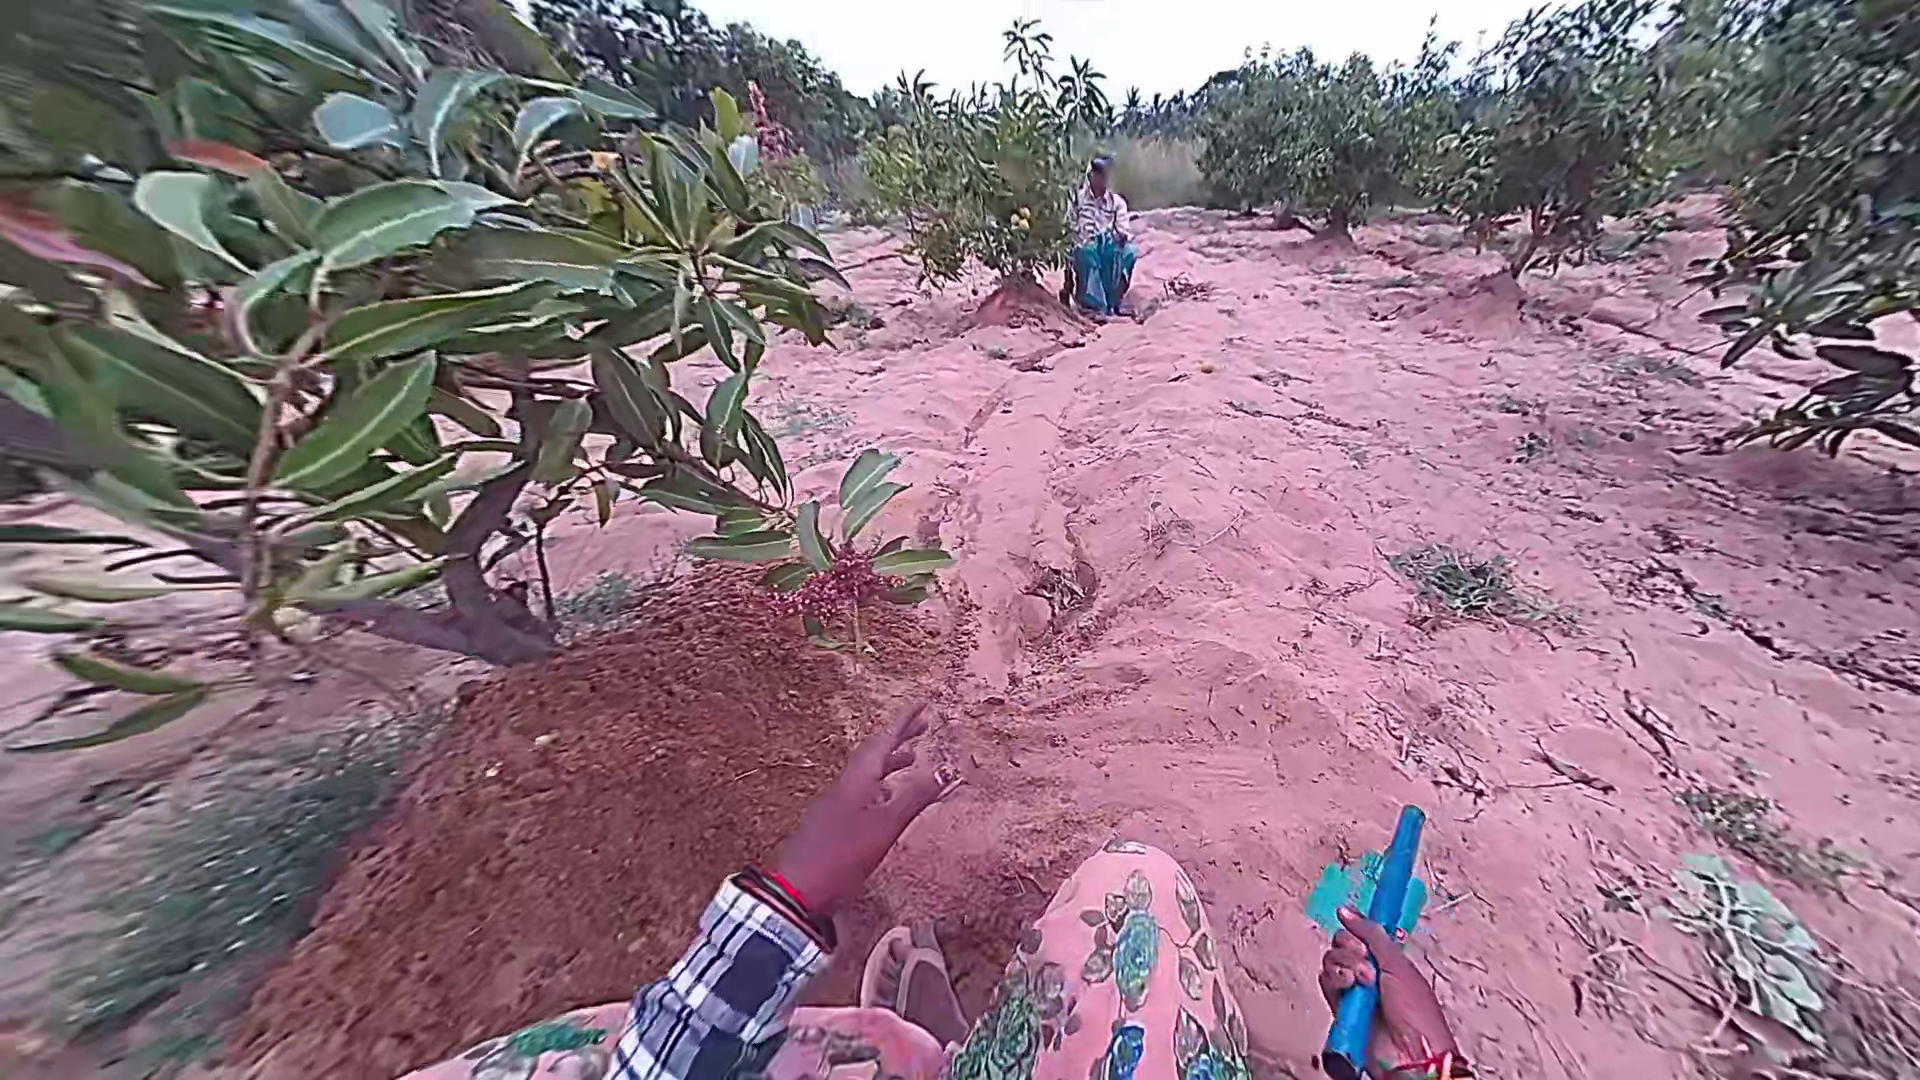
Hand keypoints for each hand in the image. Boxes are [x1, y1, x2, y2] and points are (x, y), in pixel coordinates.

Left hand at [771, 701, 957, 913]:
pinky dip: (882, 785)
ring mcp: (838, 802)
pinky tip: (888, 798)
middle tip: (923, 728)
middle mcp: (848, 783)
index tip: (922, 703)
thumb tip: (948, 768)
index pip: (886, 740)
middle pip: (876, 752)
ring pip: (869, 772)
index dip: (905, 721)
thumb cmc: (842, 855)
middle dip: (901, 738)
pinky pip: (863, 791)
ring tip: (912, 760)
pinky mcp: (834, 820)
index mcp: (859, 778)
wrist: (796, 890)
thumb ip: (916, 797)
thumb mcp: (886, 825)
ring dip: (891, 762)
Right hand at [1319, 907, 1456, 1075]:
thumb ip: (1372, 935)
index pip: (1359, 935)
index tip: (1359, 937)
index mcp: (1386, 963)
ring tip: (1362, 983)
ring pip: (1331, 959)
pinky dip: (1335, 980)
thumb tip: (1345, 910)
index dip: (1356, 932)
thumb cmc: (1417, 1015)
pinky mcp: (1339, 1004)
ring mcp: (1353, 989)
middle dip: (1350, 951)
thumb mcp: (1399, 967)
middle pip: (1341, 944)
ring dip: (1345, 966)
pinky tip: (1349, 988)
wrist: (1410, 1055)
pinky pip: (1325, 980)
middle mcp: (1367, 973)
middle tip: (1365, 963)